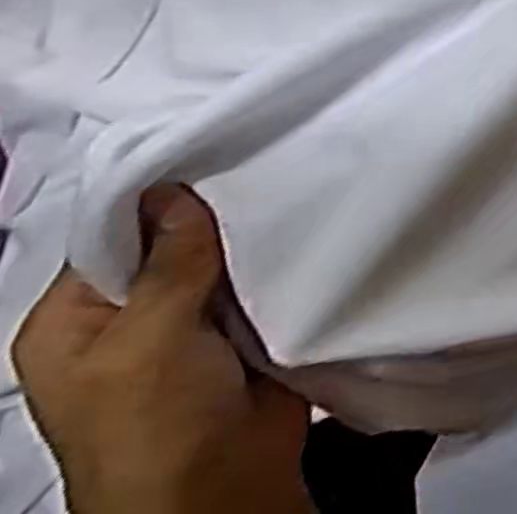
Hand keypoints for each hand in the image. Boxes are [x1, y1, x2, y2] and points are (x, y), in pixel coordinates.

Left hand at [13, 186, 312, 513]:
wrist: (220, 485)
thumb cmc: (154, 424)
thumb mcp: (148, 343)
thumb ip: (169, 269)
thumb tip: (173, 195)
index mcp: (76, 322)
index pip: (114, 240)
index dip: (160, 201)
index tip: (218, 157)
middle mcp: (132, 318)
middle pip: (177, 247)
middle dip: (222, 217)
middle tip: (275, 170)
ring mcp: (195, 326)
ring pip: (229, 263)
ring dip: (262, 241)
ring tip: (306, 194)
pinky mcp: (250, 330)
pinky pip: (267, 284)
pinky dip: (290, 264)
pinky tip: (318, 237)